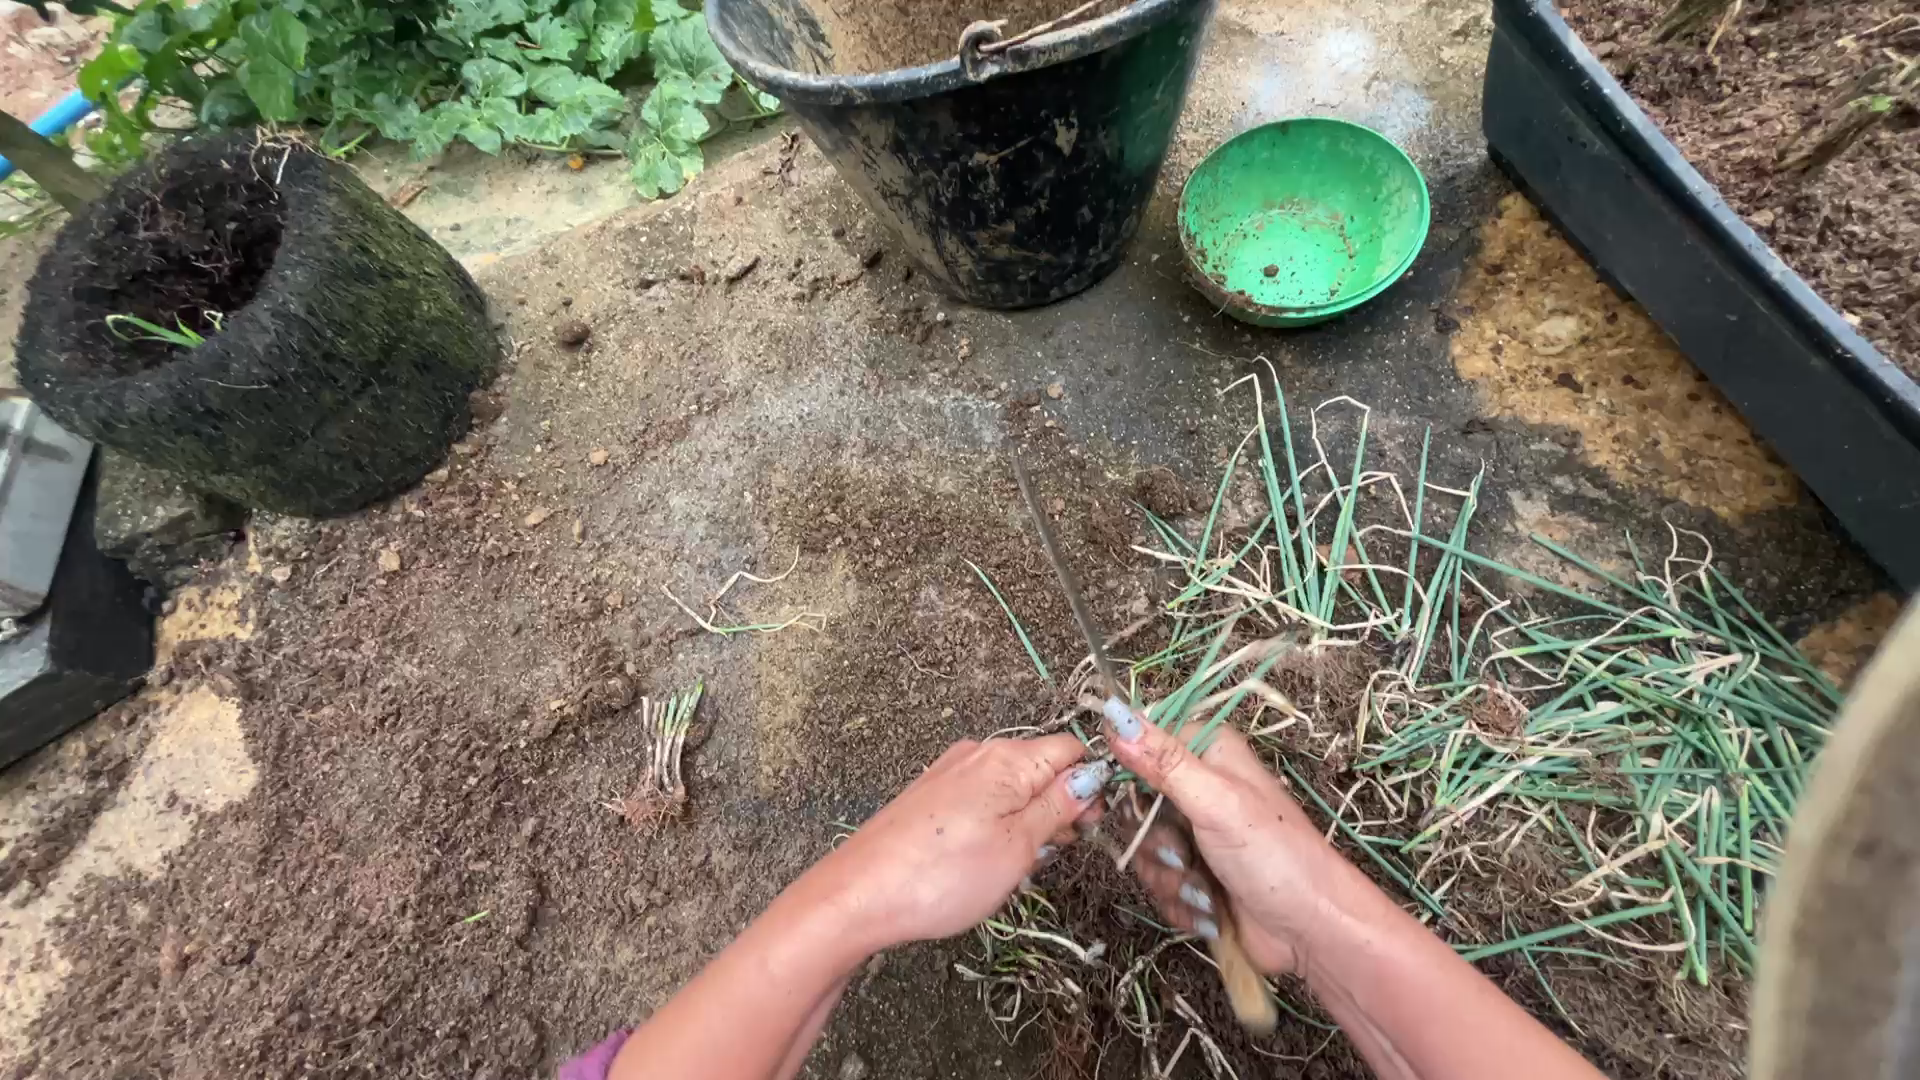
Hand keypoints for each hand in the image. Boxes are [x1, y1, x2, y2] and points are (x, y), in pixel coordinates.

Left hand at [805, 735, 1106, 953]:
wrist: (861, 893)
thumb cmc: (942, 875)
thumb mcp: (1018, 847)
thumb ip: (1059, 808)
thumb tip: (1091, 777)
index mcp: (1007, 758)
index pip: (1070, 749)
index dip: (1090, 785)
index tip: (1090, 826)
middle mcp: (979, 752)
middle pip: (1041, 767)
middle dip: (1058, 807)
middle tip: (1050, 854)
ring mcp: (952, 770)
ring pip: (1012, 786)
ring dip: (1027, 820)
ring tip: (1014, 865)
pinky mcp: (933, 792)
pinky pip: (983, 796)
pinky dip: (997, 822)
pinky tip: (984, 858)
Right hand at [1103, 702, 1351, 975]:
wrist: (1314, 934)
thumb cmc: (1276, 856)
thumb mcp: (1216, 800)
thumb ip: (1162, 760)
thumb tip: (1113, 716)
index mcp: (1205, 750)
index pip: (1139, 742)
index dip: (1125, 772)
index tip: (1124, 800)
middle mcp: (1196, 784)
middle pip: (1133, 801)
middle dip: (1151, 839)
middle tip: (1181, 855)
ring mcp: (1193, 830)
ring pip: (1141, 845)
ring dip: (1167, 876)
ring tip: (1202, 891)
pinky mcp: (1192, 871)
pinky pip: (1155, 878)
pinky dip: (1177, 899)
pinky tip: (1206, 909)